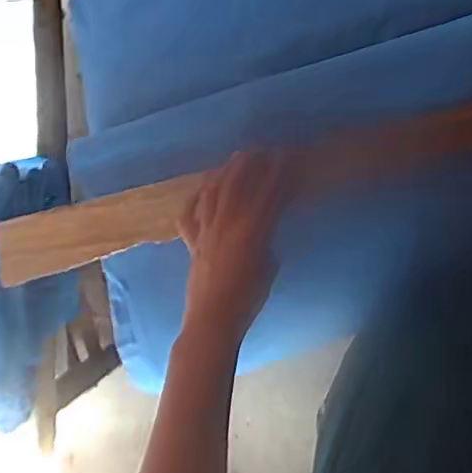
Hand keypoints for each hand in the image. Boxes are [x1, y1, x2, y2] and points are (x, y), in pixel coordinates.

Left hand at [178, 151, 289, 343]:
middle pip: (236, 185)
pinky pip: (189, 216)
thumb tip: (265, 230)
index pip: (267, 194)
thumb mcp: (269, 267)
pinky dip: (193, 201)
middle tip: (257, 149)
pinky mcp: (191, 243)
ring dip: (222, 174)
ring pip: (212, 194)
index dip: (276, 173)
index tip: (282, 157)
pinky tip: (200, 191)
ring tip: (231, 161)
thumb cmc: (248, 300)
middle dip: (247, 164)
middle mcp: (226, 225)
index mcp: (251, 231)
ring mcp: (205, 232)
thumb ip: (267, 243)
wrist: (211, 323)